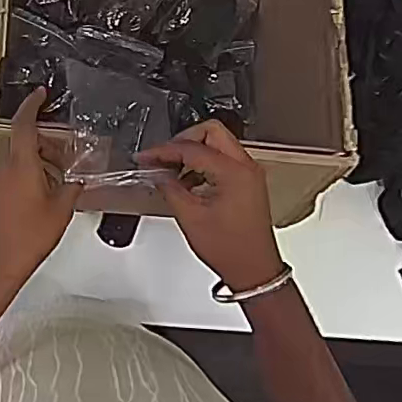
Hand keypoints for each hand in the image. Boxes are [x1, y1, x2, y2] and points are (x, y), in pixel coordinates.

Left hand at [0, 88, 79, 285]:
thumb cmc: (25, 239)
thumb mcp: (61, 211)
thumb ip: (72, 188)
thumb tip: (77, 180)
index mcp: (21, 166)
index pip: (25, 124)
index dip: (33, 105)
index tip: (39, 94)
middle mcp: (1, 170)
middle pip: (23, 144)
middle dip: (44, 147)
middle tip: (63, 160)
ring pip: (14, 163)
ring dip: (34, 166)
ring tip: (52, 186)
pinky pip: (5, 179)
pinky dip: (21, 180)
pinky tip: (35, 201)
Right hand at [137, 120, 285, 290]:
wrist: (254, 270)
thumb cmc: (231, 249)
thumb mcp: (191, 217)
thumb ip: (171, 189)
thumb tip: (158, 174)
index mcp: (234, 172)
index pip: (192, 148)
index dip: (165, 151)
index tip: (147, 157)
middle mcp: (246, 167)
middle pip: (211, 132)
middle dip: (183, 141)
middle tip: (162, 157)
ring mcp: (249, 173)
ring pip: (218, 143)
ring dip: (193, 152)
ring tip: (172, 171)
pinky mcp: (248, 182)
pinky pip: (224, 160)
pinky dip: (204, 164)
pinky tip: (188, 182)